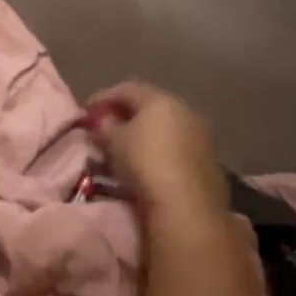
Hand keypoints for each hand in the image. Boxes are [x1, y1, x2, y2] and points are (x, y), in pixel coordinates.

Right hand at [85, 82, 227, 220]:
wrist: (187, 206)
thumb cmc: (144, 162)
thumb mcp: (111, 140)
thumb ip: (104, 125)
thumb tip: (103, 122)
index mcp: (160, 101)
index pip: (125, 89)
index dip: (102, 98)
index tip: (86, 113)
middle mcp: (185, 112)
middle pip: (148, 107)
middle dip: (124, 115)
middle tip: (105, 128)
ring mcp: (201, 136)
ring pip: (164, 128)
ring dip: (143, 134)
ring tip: (124, 148)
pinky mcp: (209, 160)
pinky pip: (176, 146)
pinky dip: (159, 149)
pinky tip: (146, 163)